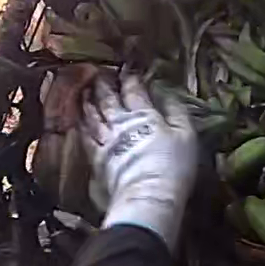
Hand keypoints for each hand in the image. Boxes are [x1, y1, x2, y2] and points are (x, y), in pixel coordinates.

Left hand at [79, 73, 197, 244]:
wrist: (147, 197)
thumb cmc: (173, 167)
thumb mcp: (186, 134)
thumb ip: (175, 109)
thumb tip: (164, 90)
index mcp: (144, 115)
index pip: (134, 90)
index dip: (130, 78)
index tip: (127, 68)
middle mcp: (120, 123)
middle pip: (108, 99)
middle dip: (104, 85)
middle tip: (98, 73)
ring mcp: (105, 141)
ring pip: (92, 116)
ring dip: (88, 102)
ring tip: (84, 92)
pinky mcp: (95, 159)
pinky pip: (85, 137)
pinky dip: (81, 126)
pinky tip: (78, 122)